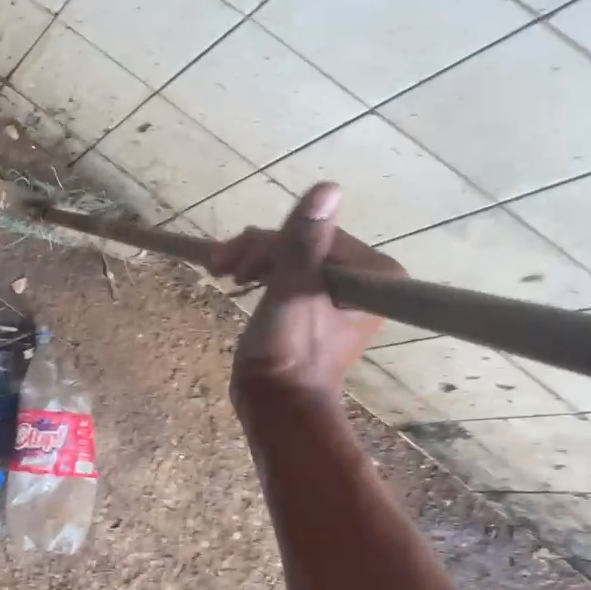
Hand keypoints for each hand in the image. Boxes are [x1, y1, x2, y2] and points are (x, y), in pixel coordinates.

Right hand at [206, 182, 403, 407]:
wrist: (276, 401)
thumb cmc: (287, 352)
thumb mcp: (292, 292)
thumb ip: (305, 242)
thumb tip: (327, 187)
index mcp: (373, 274)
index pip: (315, 235)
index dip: (269, 244)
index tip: (231, 265)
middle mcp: (365, 279)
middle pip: (302, 245)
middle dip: (256, 252)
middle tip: (217, 268)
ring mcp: (339, 294)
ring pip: (290, 258)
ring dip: (251, 260)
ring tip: (219, 273)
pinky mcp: (315, 307)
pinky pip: (287, 275)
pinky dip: (259, 274)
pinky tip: (236, 281)